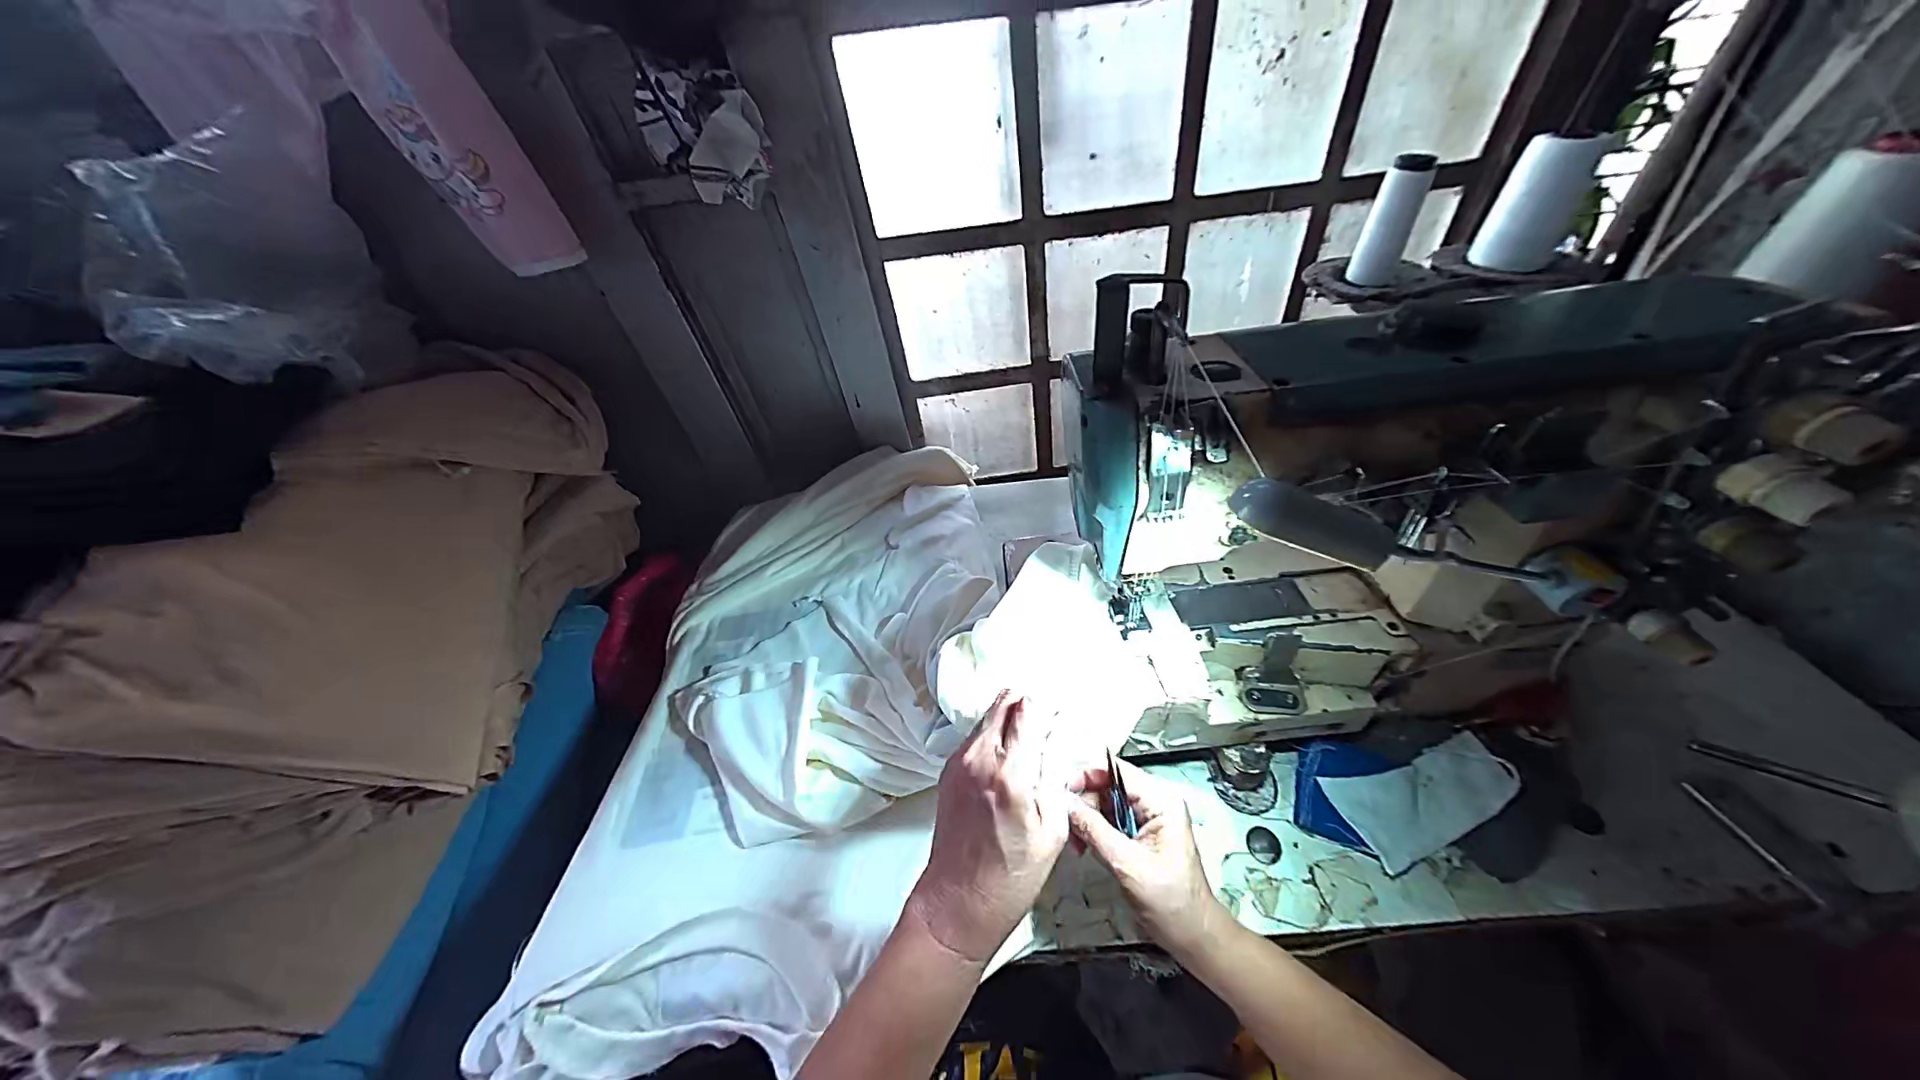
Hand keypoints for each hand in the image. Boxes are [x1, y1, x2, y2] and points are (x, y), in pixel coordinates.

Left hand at [906, 692, 1073, 963]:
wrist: (959, 901)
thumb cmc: (1007, 877)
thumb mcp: (1052, 829)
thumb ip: (1055, 776)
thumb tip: (1060, 742)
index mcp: (1010, 774)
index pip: (1028, 709)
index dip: (1048, 707)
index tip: (1060, 716)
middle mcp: (979, 760)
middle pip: (1005, 702)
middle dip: (1028, 706)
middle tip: (1045, 723)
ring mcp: (960, 763)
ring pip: (989, 716)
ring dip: (1010, 720)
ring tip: (1029, 746)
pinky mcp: (949, 771)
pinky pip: (976, 737)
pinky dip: (994, 738)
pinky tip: (1008, 763)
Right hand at [1068, 759, 1230, 961]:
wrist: (1192, 936)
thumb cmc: (1171, 902)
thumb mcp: (1127, 864)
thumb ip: (1095, 830)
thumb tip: (1066, 804)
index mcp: (1161, 802)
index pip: (1117, 771)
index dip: (1088, 774)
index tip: (1063, 790)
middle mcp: (1154, 803)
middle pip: (1108, 785)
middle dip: (1084, 801)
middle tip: (1065, 822)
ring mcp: (1146, 819)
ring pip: (1105, 803)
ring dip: (1085, 818)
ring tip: (1075, 841)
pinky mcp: (1138, 834)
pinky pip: (1108, 821)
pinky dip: (1092, 830)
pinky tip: (1083, 846)